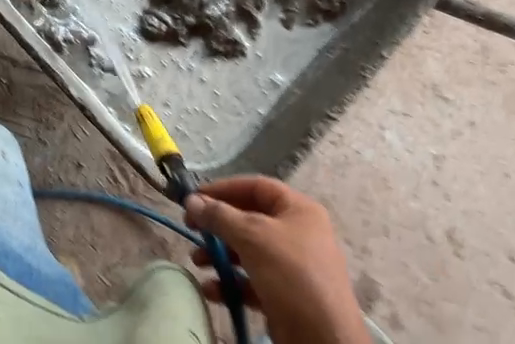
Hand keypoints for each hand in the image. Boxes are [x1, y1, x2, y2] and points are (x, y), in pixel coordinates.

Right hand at [184, 177, 370, 343]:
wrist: (324, 339)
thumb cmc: (290, 274)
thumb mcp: (251, 237)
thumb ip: (219, 216)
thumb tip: (191, 200)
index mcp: (299, 210)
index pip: (255, 187)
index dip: (223, 189)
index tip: (195, 199)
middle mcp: (298, 233)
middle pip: (249, 219)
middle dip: (218, 226)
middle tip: (191, 229)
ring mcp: (293, 266)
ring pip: (248, 251)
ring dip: (219, 255)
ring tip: (198, 261)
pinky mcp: (286, 295)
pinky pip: (253, 279)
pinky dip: (231, 282)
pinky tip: (212, 289)